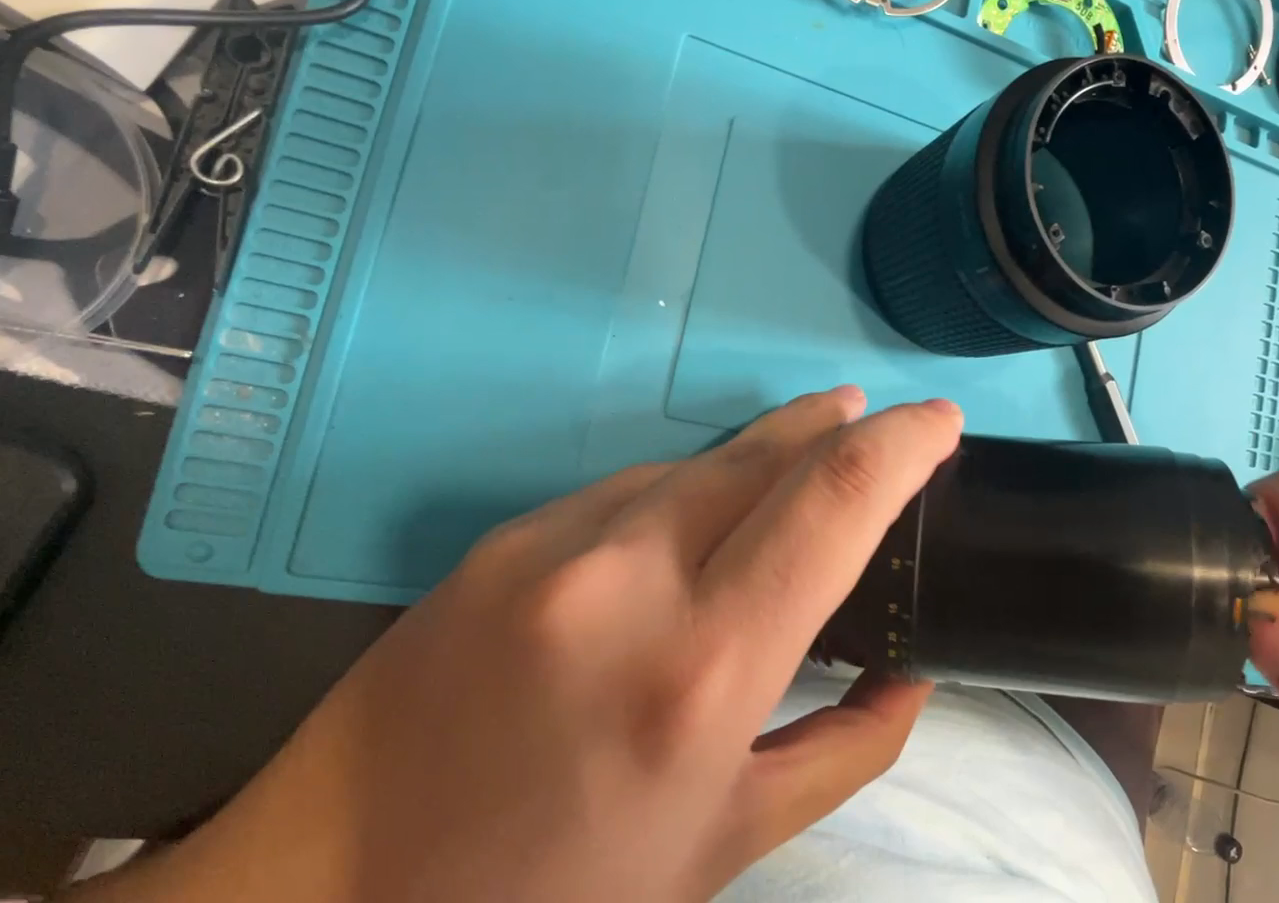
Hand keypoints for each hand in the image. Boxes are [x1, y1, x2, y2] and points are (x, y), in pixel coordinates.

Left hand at [73, 387, 962, 902]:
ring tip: (809, 458)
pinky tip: (699, 515)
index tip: (942, 423)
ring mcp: (556, 542)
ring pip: (700, 460)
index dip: (903, 444)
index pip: (833, 500)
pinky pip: (632, 487)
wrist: (336, 894)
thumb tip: (911, 673)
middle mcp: (631, 574)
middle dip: (842, 426)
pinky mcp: (504, 536)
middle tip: (884, 428)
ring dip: (770, 451)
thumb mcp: (728, 842)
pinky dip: (691, 486)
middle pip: (770, 452)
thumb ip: (847, 748)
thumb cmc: (558, 891)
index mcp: (705, 664)